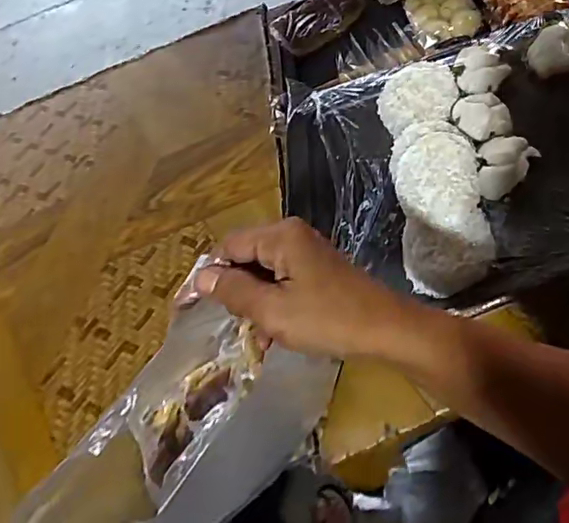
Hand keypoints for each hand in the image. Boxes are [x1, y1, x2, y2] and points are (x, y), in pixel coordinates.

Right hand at [197, 219, 432, 363]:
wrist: (382, 327)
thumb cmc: (326, 318)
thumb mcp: (273, 310)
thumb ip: (234, 291)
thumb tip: (201, 276)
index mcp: (281, 236)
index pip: (229, 246)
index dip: (206, 274)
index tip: (186, 307)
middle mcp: (293, 234)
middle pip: (246, 255)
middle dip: (230, 288)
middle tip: (216, 323)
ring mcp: (307, 251)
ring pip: (263, 270)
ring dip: (251, 300)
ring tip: (246, 334)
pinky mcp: (317, 269)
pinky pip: (282, 279)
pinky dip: (271, 302)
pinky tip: (269, 333)